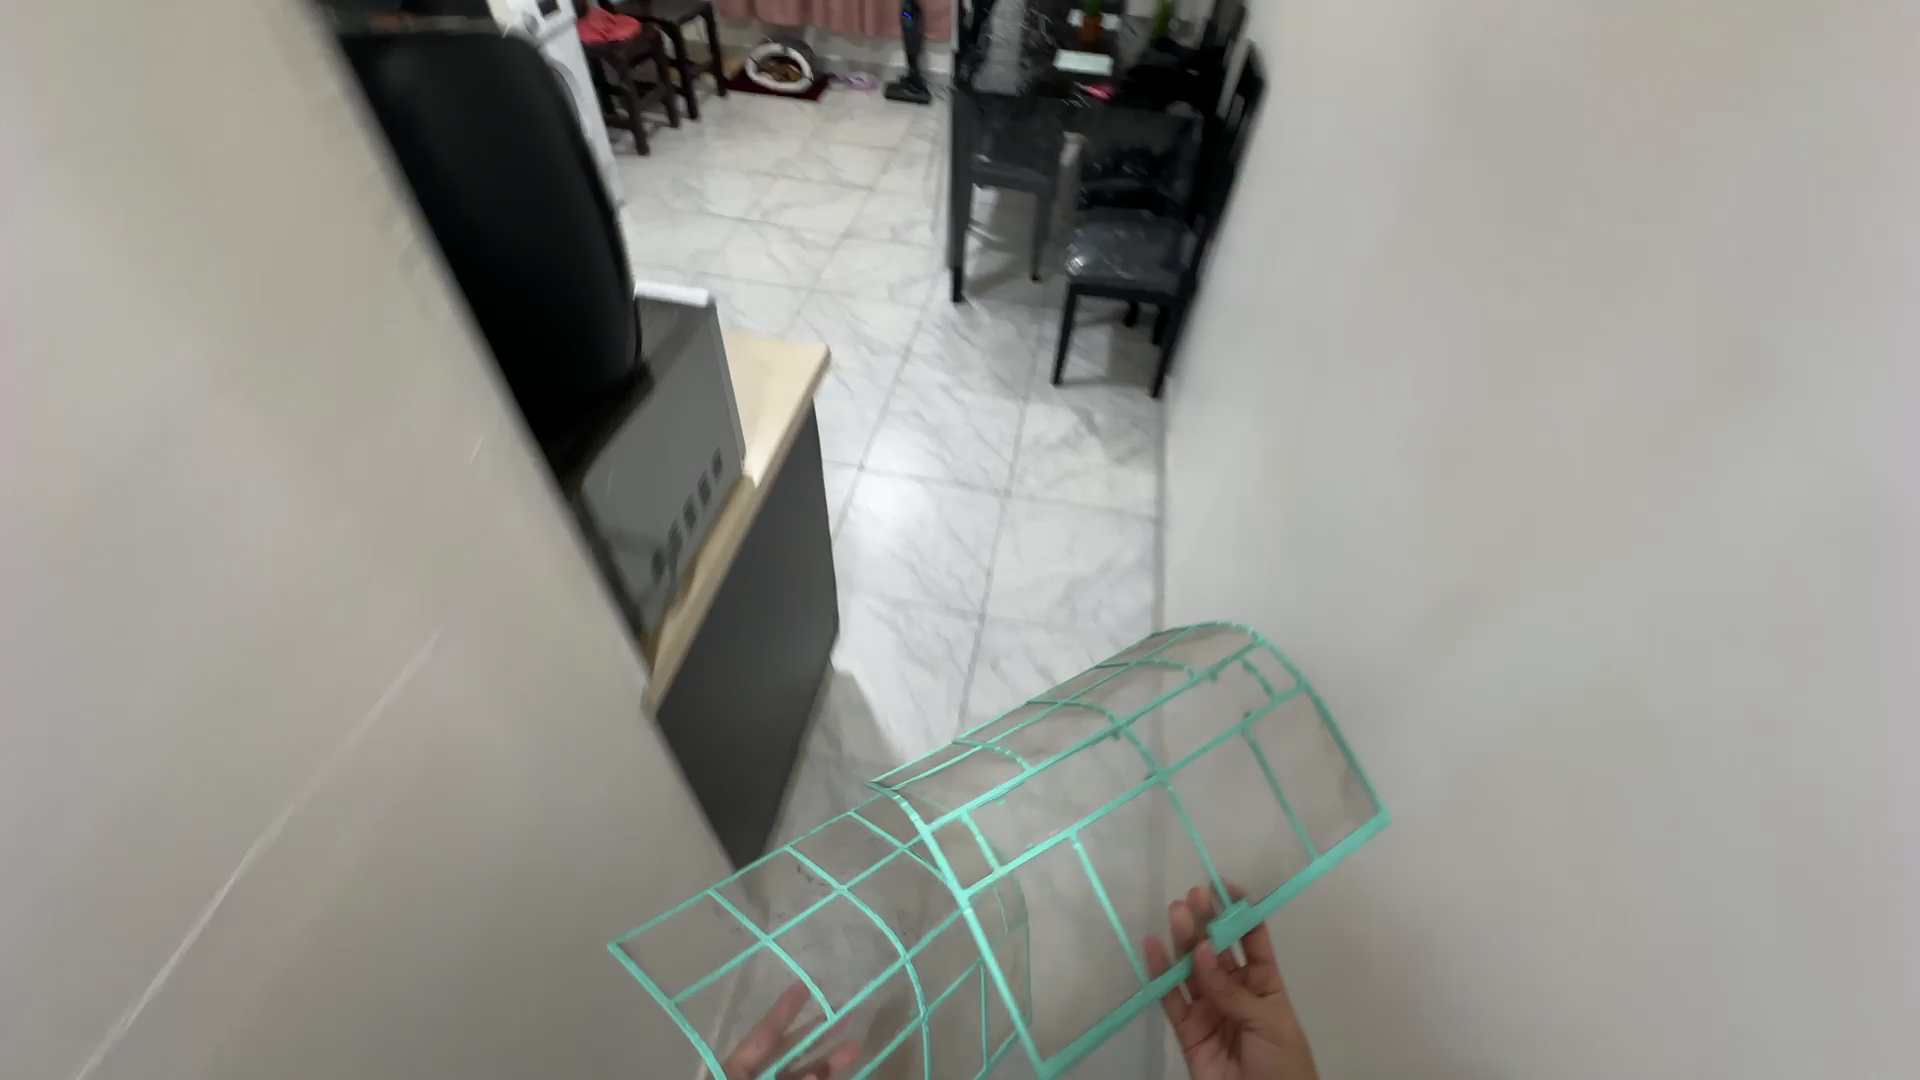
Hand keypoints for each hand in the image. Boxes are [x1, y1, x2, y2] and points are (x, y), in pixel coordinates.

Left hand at [721, 983, 860, 1079]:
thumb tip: (817, 1074)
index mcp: (734, 1067)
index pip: (764, 1032)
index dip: (785, 1008)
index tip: (805, 982)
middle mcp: (753, 1073)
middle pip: (787, 1050)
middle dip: (817, 1032)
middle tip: (844, 1010)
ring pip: (800, 1072)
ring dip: (828, 1060)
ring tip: (856, 1044)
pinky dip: (820, 1077)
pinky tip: (840, 1069)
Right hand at [1142, 886, 1318, 1079]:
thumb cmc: (1286, 1068)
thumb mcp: (1270, 1025)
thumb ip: (1232, 991)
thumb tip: (1201, 952)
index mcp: (1264, 984)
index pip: (1251, 939)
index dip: (1238, 911)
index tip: (1222, 885)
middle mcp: (1234, 989)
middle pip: (1216, 948)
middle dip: (1205, 921)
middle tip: (1193, 896)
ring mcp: (1209, 1008)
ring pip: (1191, 967)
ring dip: (1182, 940)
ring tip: (1174, 912)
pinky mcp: (1188, 1030)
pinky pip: (1171, 998)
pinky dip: (1160, 974)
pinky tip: (1152, 948)